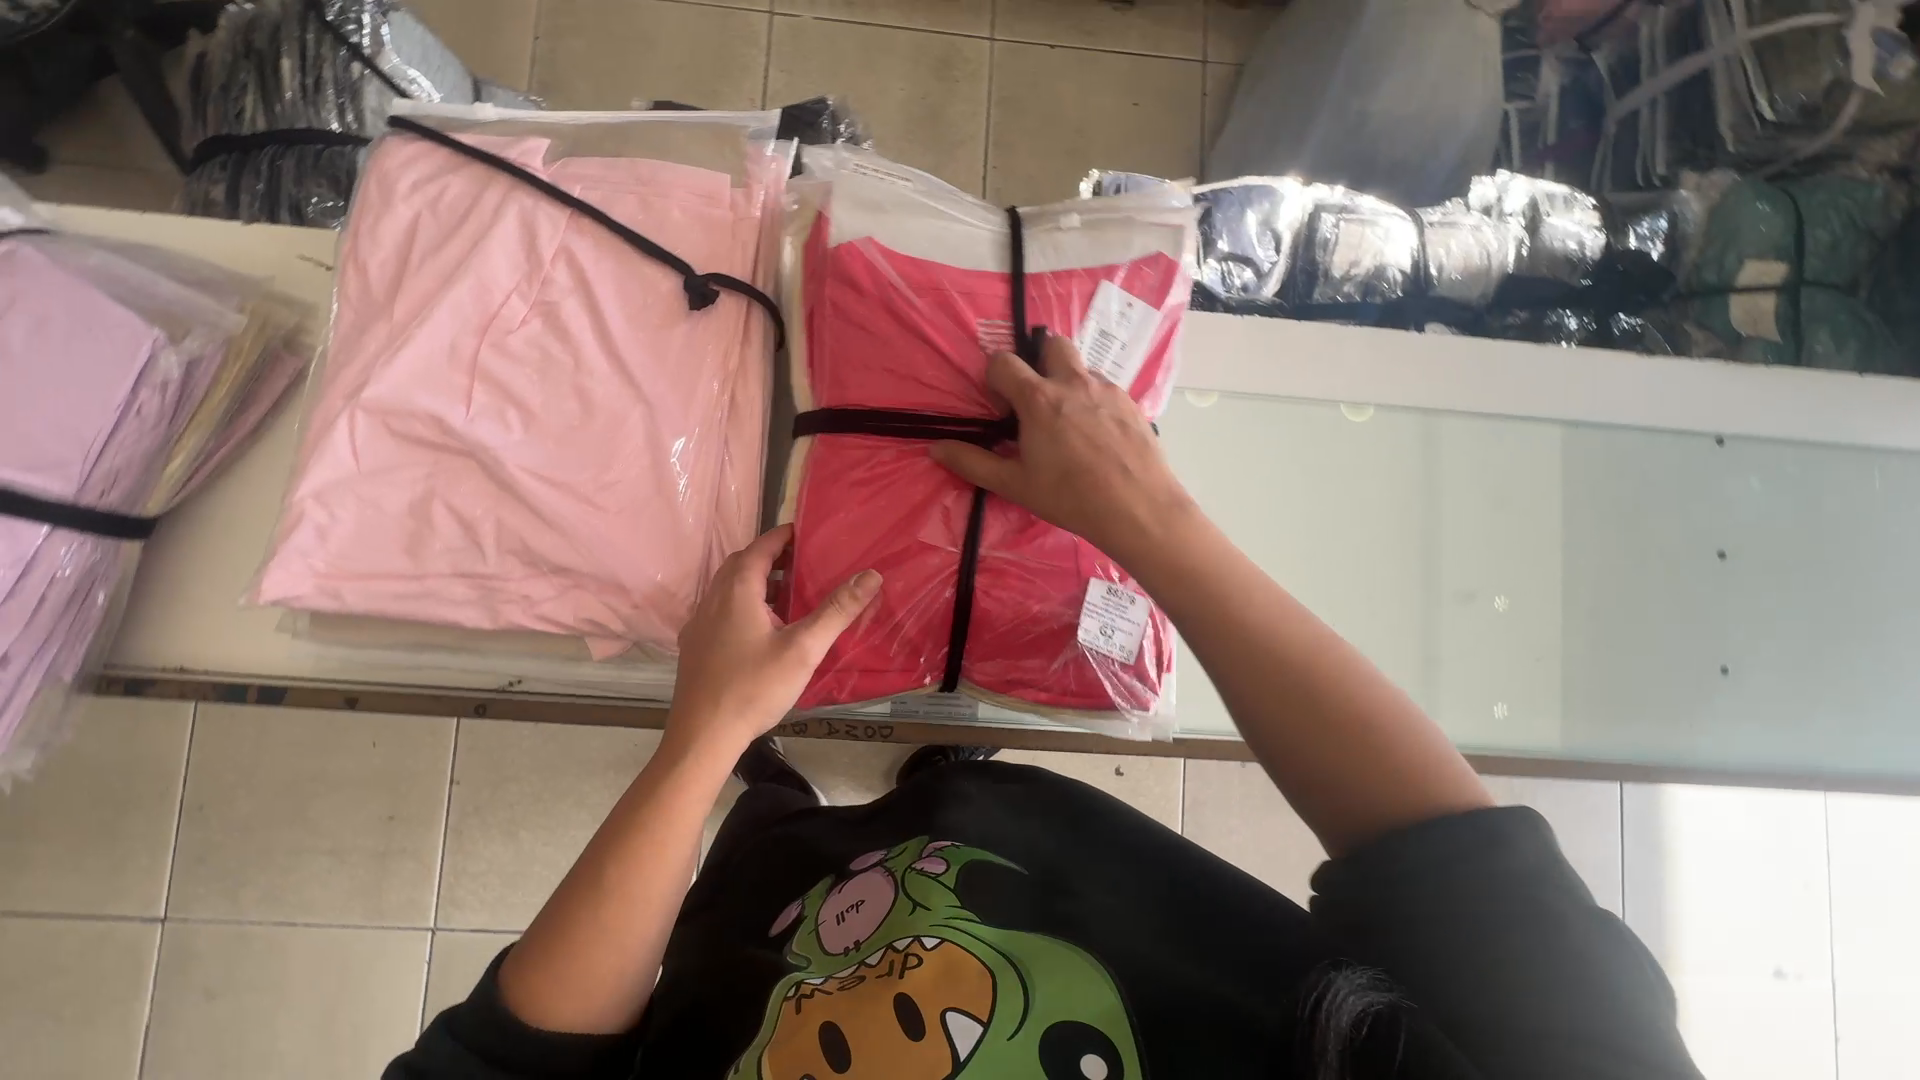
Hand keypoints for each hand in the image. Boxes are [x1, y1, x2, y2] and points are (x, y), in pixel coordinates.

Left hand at [667, 524, 879, 751]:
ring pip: (728, 590)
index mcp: (737, 591)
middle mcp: (712, 600)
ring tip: (787, 595)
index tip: (805, 534)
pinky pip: (720, 612)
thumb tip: (871, 575)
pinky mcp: (695, 647)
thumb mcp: (803, 649)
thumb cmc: (754, 688)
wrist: (702, 737)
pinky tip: (761, 631)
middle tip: (801, 563)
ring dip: (755, 583)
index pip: (760, 548)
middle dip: (769, 558)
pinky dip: (742, 606)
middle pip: (740, 565)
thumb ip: (836, 611)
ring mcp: (699, 625)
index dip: (782, 537)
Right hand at [929, 334, 1196, 563]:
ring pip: (1082, 367)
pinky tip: (1097, 437)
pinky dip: (1094, 401)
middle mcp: (1073, 383)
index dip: (995, 379)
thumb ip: (973, 463)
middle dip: (1038, 362)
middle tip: (1037, 401)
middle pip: (1051, 344)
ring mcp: (1107, 389)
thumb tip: (935, 449)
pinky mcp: (1131, 403)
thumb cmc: (1070, 497)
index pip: (1004, 362)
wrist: (1137, 508)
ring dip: (1068, 383)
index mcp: (1039, 399)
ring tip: (1068, 423)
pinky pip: (1105, 389)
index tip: (1002, 409)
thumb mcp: (1015, 485)